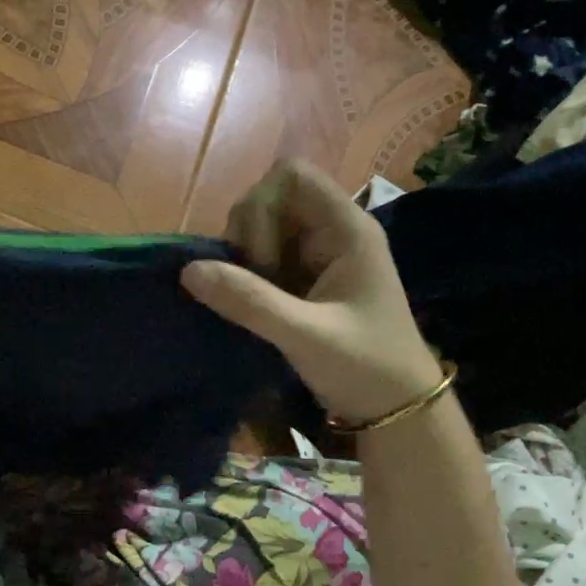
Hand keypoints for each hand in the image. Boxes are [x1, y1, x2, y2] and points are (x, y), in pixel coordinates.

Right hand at [181, 161, 443, 422]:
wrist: (397, 409)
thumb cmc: (365, 367)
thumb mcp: (305, 336)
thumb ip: (250, 302)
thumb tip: (189, 271)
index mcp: (346, 230)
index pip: (291, 175)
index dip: (261, 207)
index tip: (259, 261)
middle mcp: (331, 232)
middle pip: (268, 199)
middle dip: (247, 238)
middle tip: (254, 287)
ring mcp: (318, 256)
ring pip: (261, 231)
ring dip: (243, 261)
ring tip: (254, 301)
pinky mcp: (304, 281)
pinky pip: (263, 260)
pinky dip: (248, 278)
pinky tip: (253, 308)